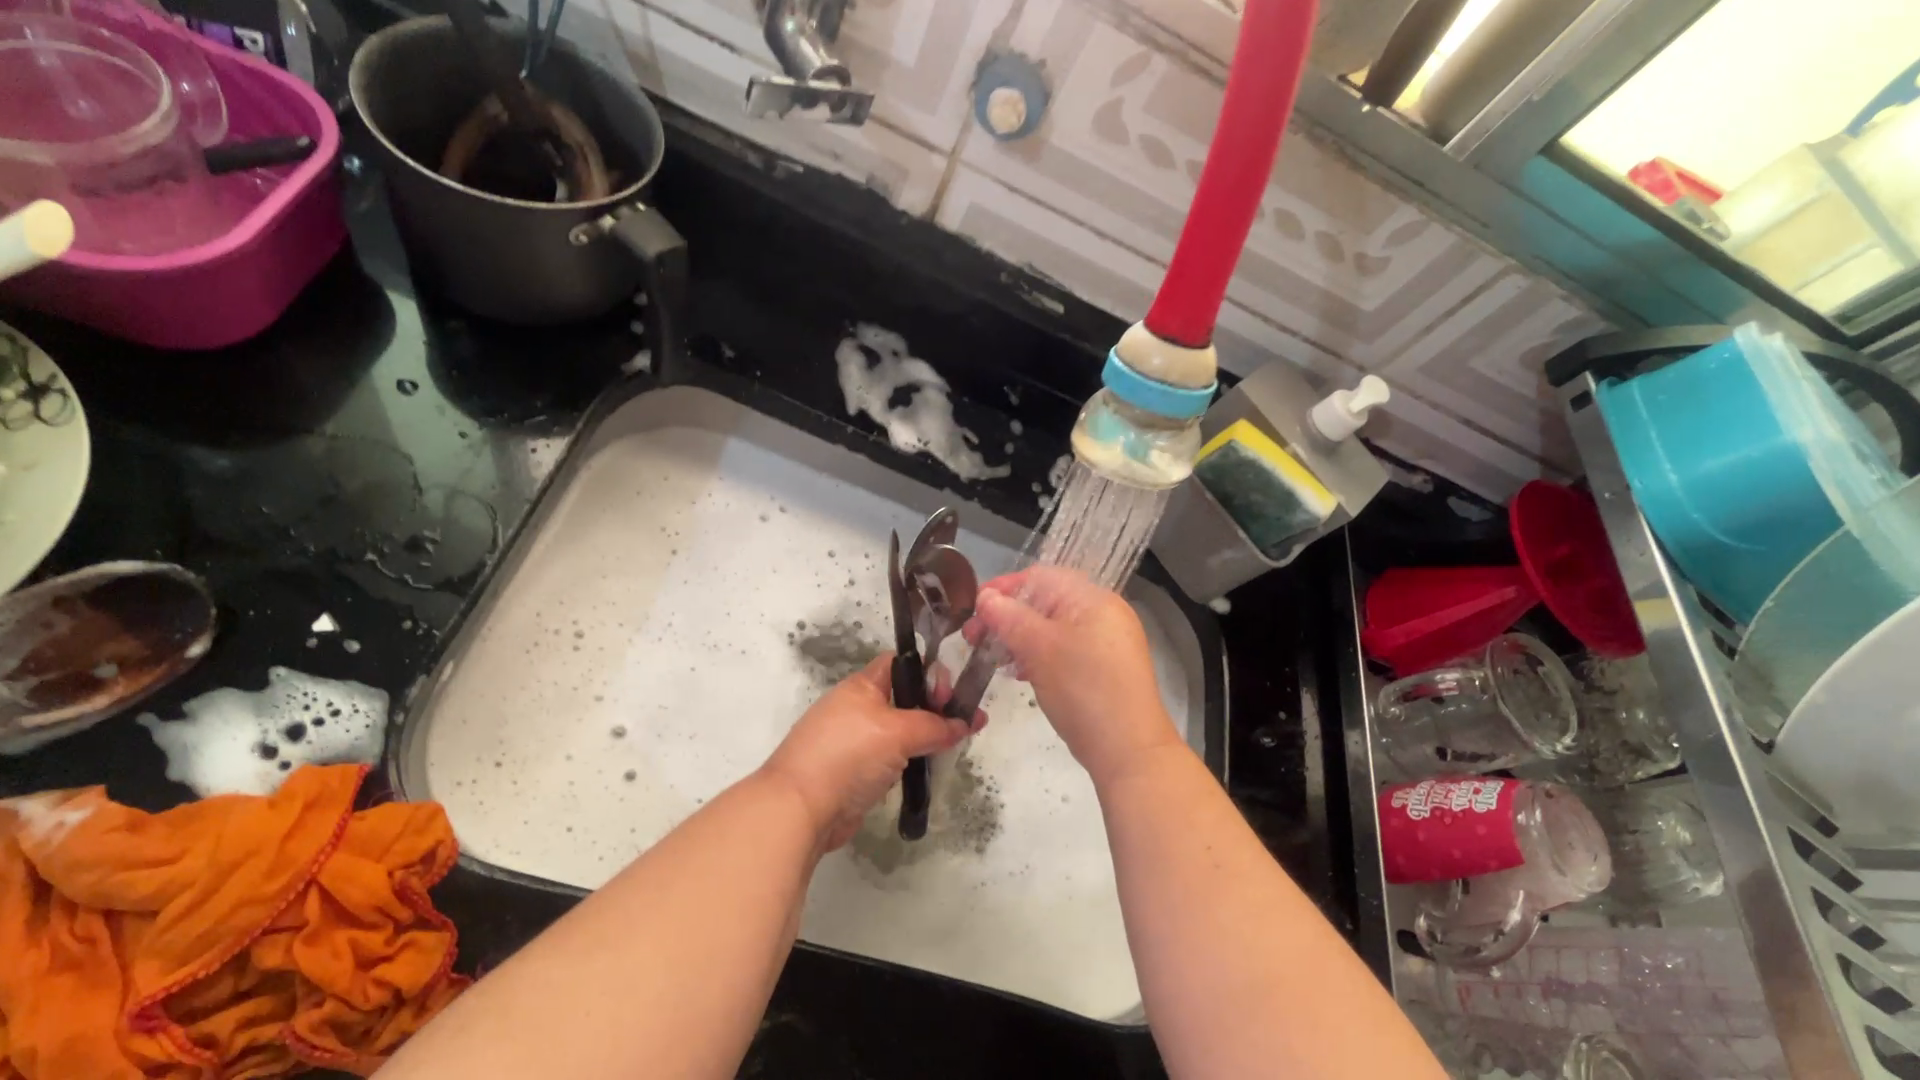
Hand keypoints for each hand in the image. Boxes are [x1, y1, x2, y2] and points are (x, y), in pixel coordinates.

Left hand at [759, 655, 983, 851]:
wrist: (801, 808)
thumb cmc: (848, 755)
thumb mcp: (897, 732)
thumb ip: (933, 726)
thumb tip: (964, 725)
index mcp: (862, 687)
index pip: (900, 664)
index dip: (928, 672)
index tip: (949, 695)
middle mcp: (858, 709)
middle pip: (904, 698)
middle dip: (935, 707)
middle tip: (963, 723)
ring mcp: (856, 743)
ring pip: (901, 732)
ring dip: (927, 737)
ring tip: (955, 747)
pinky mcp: (858, 774)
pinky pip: (893, 760)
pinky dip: (913, 762)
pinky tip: (931, 769)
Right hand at [966, 566, 1182, 785]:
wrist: (1129, 750)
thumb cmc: (1084, 690)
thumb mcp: (1040, 649)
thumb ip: (1010, 618)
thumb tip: (985, 597)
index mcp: (1092, 598)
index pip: (1040, 577)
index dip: (1002, 588)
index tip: (972, 610)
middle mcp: (1103, 613)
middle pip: (1045, 602)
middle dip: (1007, 617)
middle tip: (974, 639)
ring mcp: (1106, 642)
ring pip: (1052, 628)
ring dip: (1020, 638)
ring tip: (995, 660)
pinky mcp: (1104, 669)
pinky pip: (1064, 650)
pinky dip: (1039, 656)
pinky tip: (1021, 674)